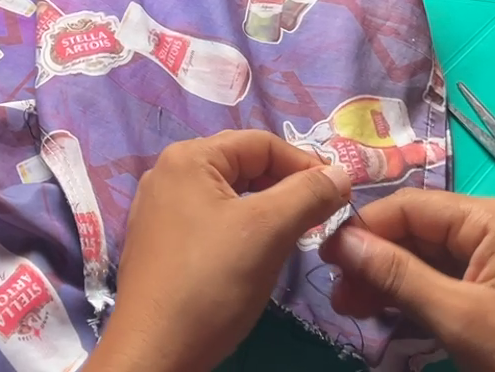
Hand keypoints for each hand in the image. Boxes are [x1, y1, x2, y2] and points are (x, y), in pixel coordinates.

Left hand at [87, 130, 352, 371]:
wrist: (153, 354)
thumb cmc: (211, 283)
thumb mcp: (267, 233)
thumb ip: (307, 195)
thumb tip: (341, 172)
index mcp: (189, 156)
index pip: (260, 143)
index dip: (304, 164)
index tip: (340, 193)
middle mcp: (169, 171)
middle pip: (242, 165)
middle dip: (285, 187)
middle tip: (322, 216)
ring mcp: (160, 207)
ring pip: (229, 194)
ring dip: (266, 209)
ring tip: (295, 234)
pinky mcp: (160, 240)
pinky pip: (210, 218)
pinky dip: (241, 227)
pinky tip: (256, 253)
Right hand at [319, 190, 494, 371]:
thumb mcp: (460, 319)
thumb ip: (398, 275)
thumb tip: (341, 241)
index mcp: (488, 218)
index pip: (409, 206)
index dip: (364, 228)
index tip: (325, 254)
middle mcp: (491, 226)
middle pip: (415, 231)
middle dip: (374, 259)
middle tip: (337, 292)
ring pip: (425, 257)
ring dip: (388, 279)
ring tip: (351, 306)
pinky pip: (444, 279)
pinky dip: (414, 295)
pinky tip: (384, 311)